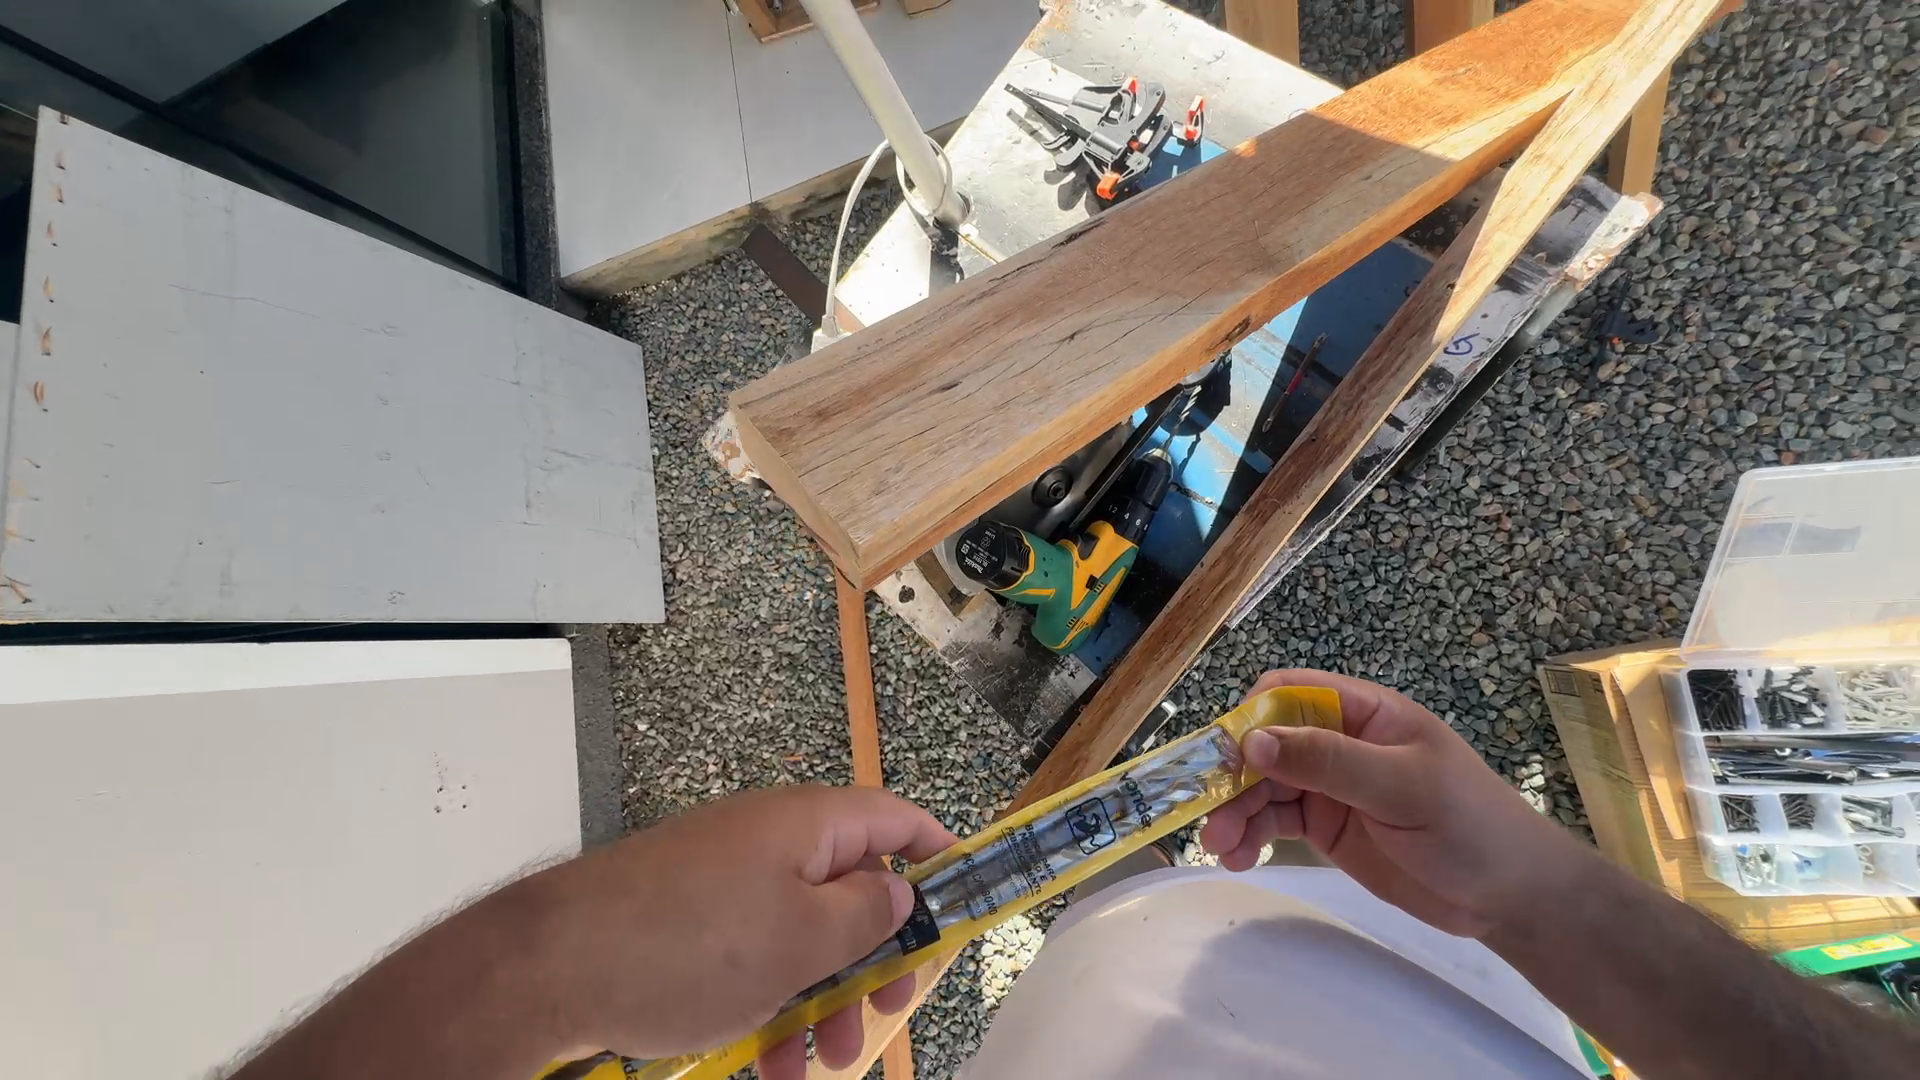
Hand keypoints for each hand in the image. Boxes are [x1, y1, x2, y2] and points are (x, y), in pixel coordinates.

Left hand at [514, 785, 954, 1076]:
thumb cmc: (696, 942)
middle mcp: (775, 840)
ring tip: (821, 1066)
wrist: (551, 963)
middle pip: (853, 887)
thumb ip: (865, 914)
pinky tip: (768, 1065)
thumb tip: (900, 891)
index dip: (936, 852)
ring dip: (824, 998)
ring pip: (804, 932)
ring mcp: (731, 878)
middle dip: (876, 956)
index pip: (895, 818)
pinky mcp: (694, 917)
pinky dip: (773, 1003)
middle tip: (887, 1014)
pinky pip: (755, 952)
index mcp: (809, 825)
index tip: (961, 901)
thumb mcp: (800, 939)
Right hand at [1199, 670, 1584, 937]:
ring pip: (1261, 785)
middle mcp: (1334, 740)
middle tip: (1211, 815)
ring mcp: (1326, 783)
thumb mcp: (1402, 787)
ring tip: (1220, 847)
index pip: (1287, 693)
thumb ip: (1328, 760)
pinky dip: (1250, 836)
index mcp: (1359, 712)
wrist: (1514, 900)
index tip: (1230, 756)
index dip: (1252, 717)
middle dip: (1234, 777)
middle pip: (1264, 744)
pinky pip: (1273, 820)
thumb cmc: (1470, 825)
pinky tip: (1238, 857)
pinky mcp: (1322, 823)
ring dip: (1235, 811)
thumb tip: (1252, 741)